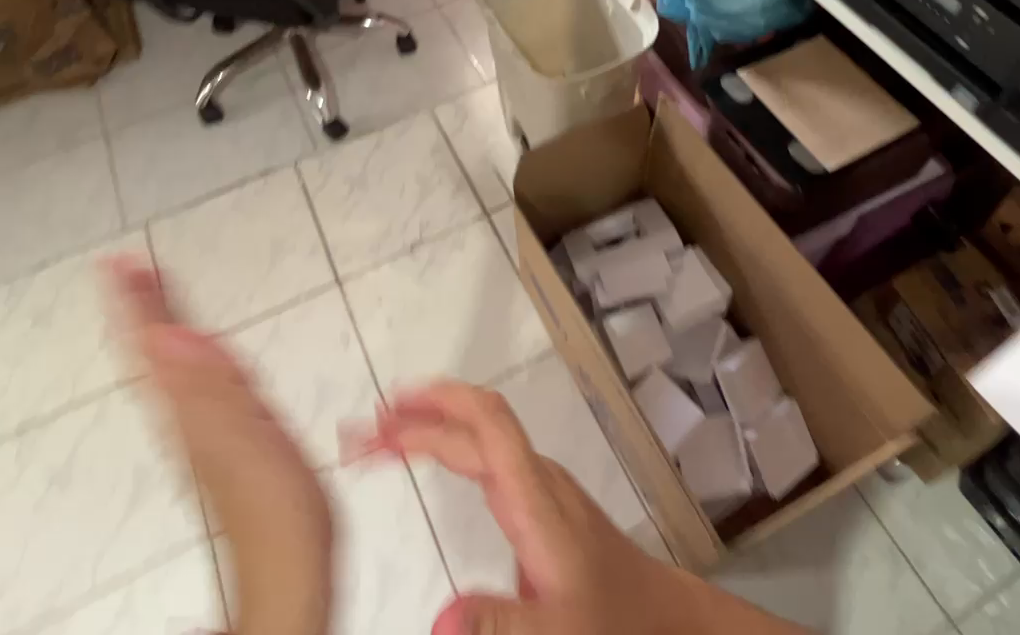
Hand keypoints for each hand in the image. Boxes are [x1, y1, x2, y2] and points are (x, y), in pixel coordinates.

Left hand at [106, 257, 333, 634]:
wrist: (286, 578)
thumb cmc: (278, 514)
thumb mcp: (247, 445)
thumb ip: (212, 389)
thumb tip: (170, 337)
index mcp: (192, 413)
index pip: (157, 350)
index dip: (142, 306)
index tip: (122, 265)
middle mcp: (188, 421)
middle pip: (157, 358)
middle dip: (144, 311)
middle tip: (129, 269)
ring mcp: (202, 438)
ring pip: (169, 373)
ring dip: (157, 331)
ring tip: (150, 298)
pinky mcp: (223, 448)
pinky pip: (191, 391)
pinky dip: (183, 362)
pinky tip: (187, 357)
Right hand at [351, 382, 807, 634]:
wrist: (659, 614)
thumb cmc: (612, 618)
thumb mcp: (556, 631)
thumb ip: (500, 623)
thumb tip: (436, 622)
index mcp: (535, 496)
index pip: (488, 425)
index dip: (438, 406)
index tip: (388, 412)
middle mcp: (534, 477)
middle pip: (473, 424)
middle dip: (416, 417)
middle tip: (360, 436)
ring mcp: (538, 482)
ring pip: (478, 434)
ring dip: (428, 425)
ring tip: (379, 437)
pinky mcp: (537, 496)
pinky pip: (484, 452)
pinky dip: (446, 444)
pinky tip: (427, 455)